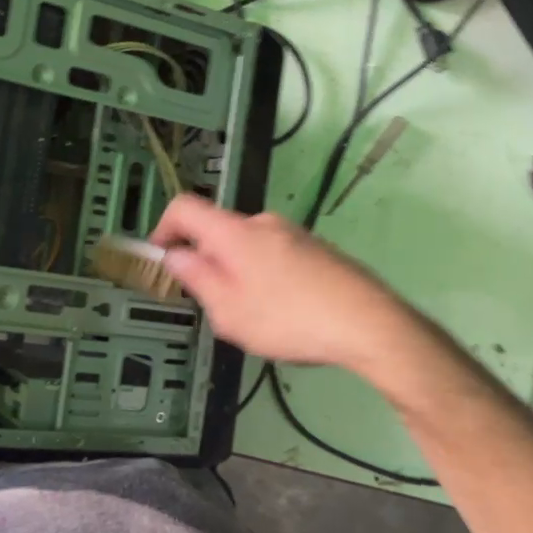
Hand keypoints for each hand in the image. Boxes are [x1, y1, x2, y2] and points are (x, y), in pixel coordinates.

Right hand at [149, 195, 443, 373]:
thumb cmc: (290, 319)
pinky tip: (283, 312)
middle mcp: (262, 223)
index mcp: (233, 233)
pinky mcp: (317, 250)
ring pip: (247, 245)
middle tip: (211, 299)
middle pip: (217, 229)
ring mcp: (294, 234)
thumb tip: (176, 256)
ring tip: (252, 313)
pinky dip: (265, 275)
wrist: (372, 325)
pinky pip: (274, 254)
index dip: (163, 227)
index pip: (184, 208)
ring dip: (237, 270)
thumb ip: (197, 279)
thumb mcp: (228, 311)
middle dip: (206, 259)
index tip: (160, 255)